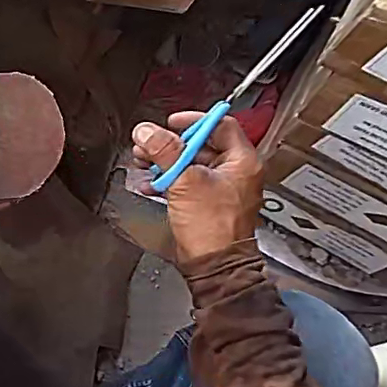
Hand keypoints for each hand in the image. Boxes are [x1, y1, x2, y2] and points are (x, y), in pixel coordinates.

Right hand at [131, 111, 262, 261]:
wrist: (213, 265)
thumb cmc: (213, 229)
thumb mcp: (185, 182)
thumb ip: (165, 152)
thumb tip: (147, 132)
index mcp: (242, 161)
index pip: (220, 125)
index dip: (193, 121)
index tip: (171, 122)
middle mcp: (235, 174)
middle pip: (201, 146)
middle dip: (171, 145)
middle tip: (149, 145)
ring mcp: (221, 190)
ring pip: (191, 165)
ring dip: (165, 163)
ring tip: (144, 163)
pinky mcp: (207, 206)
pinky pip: (187, 184)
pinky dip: (168, 182)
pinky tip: (151, 185)